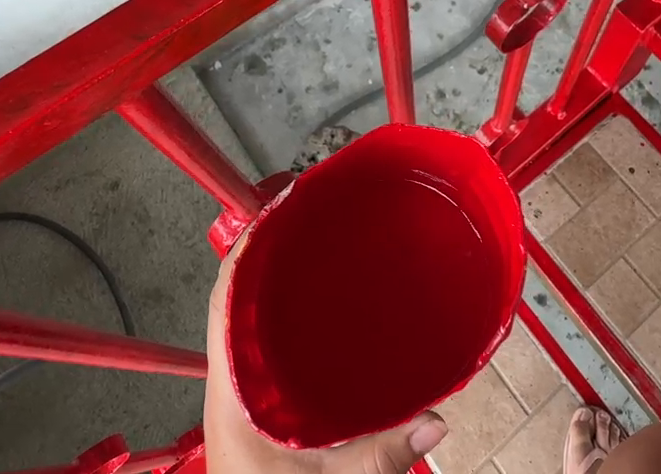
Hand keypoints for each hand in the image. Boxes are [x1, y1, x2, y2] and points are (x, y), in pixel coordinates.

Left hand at [203, 238, 448, 473]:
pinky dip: (292, 315)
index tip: (274, 211)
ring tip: (319, 246)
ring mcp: (245, 390)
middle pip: (240, 299)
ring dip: (281, 282)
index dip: (244, 252)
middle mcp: (232, 380)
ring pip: (255, 319)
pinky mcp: (264, 402)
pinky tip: (325, 306)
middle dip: (270, 255)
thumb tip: (436, 421)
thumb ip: (381, 454)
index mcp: (231, 388)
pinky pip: (270, 343)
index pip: (224, 301)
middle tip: (310, 218)